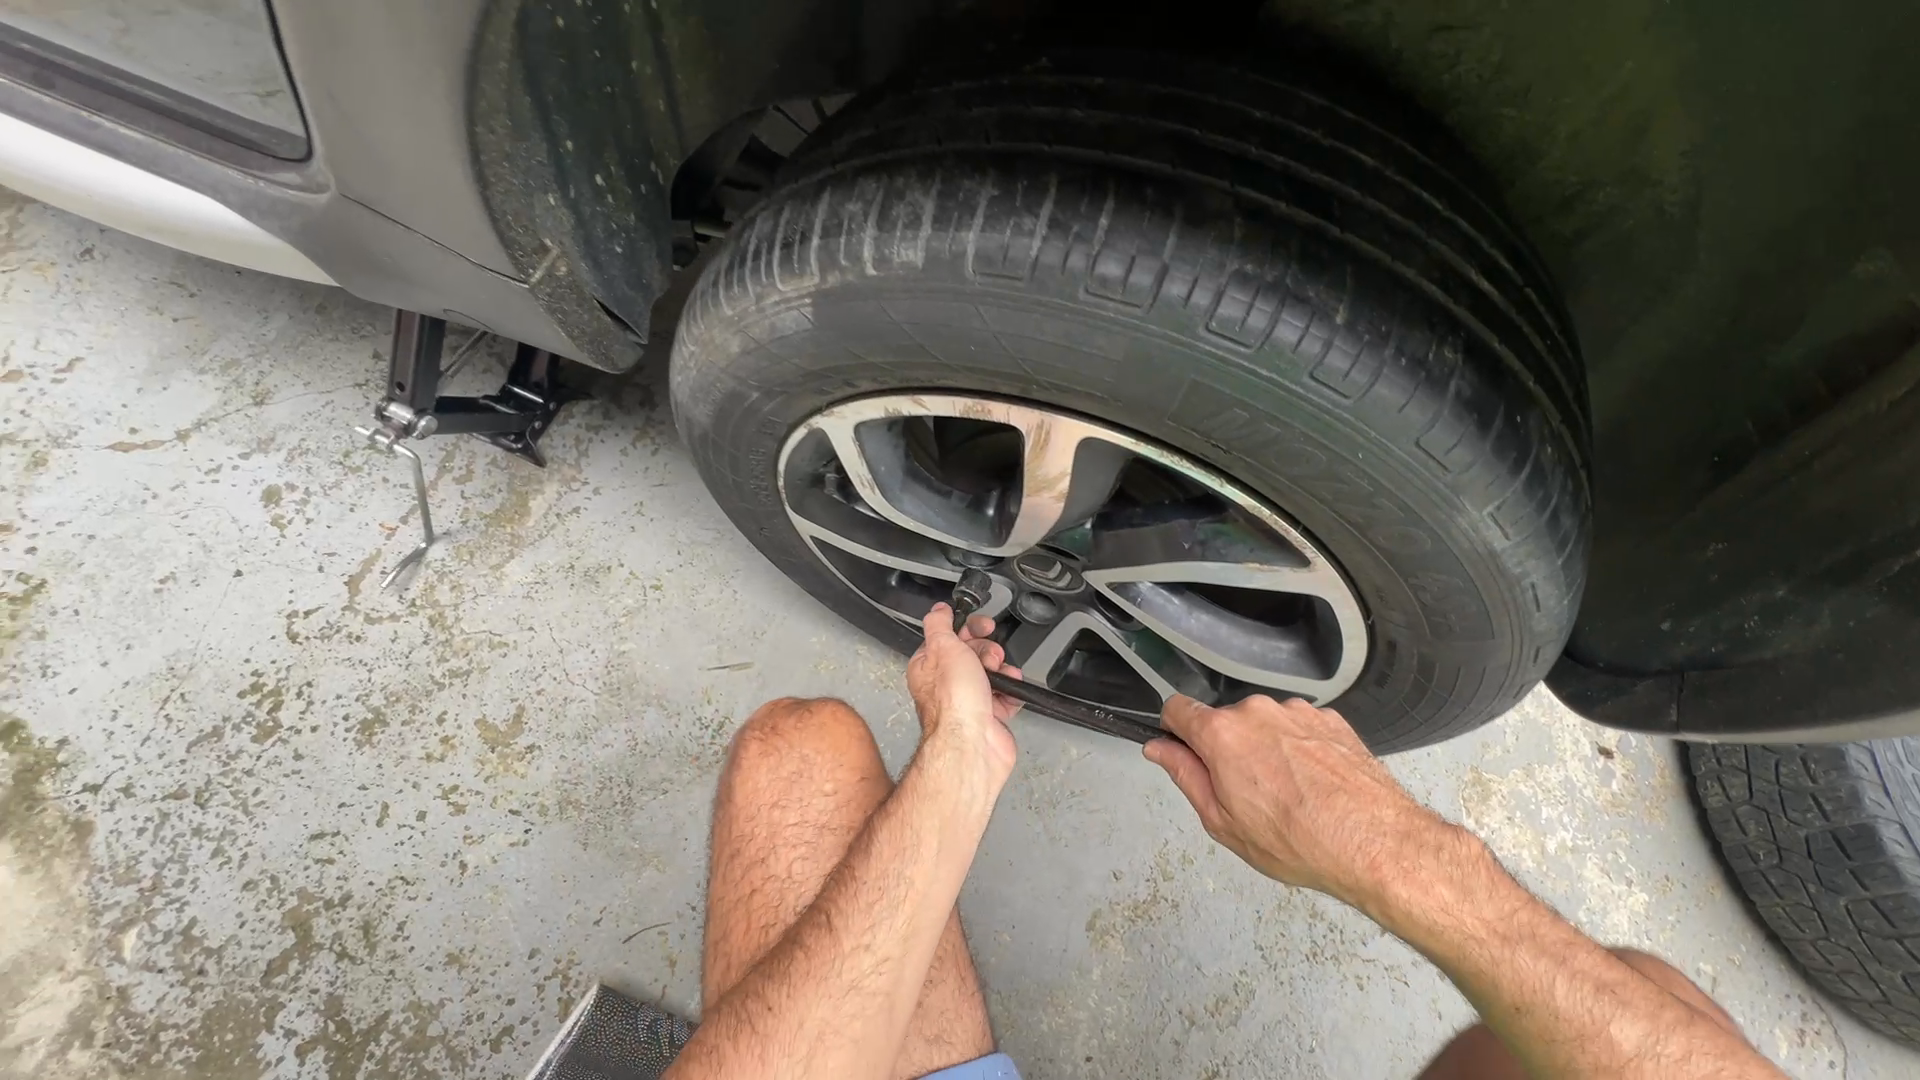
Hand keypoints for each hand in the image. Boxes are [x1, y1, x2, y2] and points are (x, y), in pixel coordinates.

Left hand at [906, 605, 1022, 784]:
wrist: (973, 744)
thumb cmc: (953, 703)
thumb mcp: (943, 647)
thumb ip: (939, 624)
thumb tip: (938, 610)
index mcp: (929, 666)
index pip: (948, 636)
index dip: (967, 628)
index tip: (981, 625)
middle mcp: (947, 684)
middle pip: (973, 652)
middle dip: (987, 649)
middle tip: (989, 656)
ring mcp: (968, 700)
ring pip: (991, 672)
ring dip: (1001, 669)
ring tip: (1000, 674)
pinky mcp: (989, 716)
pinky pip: (1005, 695)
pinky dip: (1011, 690)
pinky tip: (1010, 689)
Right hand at [1144, 694, 1460, 909]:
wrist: (1377, 844)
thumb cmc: (1297, 840)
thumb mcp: (1221, 821)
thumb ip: (1184, 776)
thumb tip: (1159, 749)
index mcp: (1221, 734)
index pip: (1177, 708)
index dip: (1175, 731)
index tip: (1186, 754)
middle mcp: (1256, 711)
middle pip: (1224, 721)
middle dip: (1226, 750)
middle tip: (1246, 794)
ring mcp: (1297, 712)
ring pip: (1263, 725)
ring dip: (1265, 748)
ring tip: (1289, 794)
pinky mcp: (1330, 719)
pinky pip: (1299, 728)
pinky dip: (1299, 749)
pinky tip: (1315, 785)